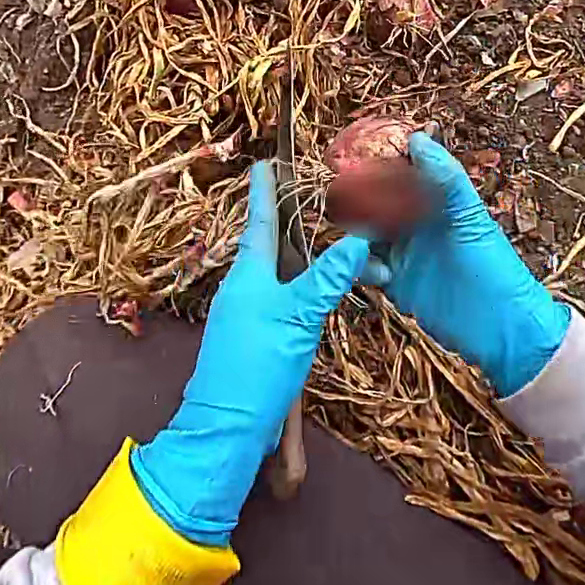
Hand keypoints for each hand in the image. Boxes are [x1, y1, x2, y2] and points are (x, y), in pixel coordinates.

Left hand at [131, 162, 371, 545]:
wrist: (227, 423)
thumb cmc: (258, 361)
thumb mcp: (298, 316)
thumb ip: (327, 278)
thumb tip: (357, 238)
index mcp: (250, 270)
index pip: (261, 219)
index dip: (265, 189)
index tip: (265, 161)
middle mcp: (246, 284)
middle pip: (274, 245)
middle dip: (296, 223)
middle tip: (319, 202)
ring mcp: (249, 310)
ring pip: (283, 274)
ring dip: (310, 262)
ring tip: (340, 250)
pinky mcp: (258, 334)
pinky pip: (286, 299)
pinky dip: (307, 291)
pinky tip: (324, 295)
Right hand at [363, 132, 568, 395]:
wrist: (502, 332)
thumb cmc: (496, 270)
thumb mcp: (472, 219)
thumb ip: (447, 180)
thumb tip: (418, 137)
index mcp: (432, 203)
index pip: (397, 175)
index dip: (376, 165)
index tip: (354, 159)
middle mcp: (412, 224)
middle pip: (372, 203)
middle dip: (357, 202)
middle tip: (344, 203)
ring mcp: (400, 252)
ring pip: (362, 233)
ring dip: (356, 236)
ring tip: (363, 243)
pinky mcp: (391, 281)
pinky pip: (361, 267)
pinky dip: (361, 268)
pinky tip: (380, 275)